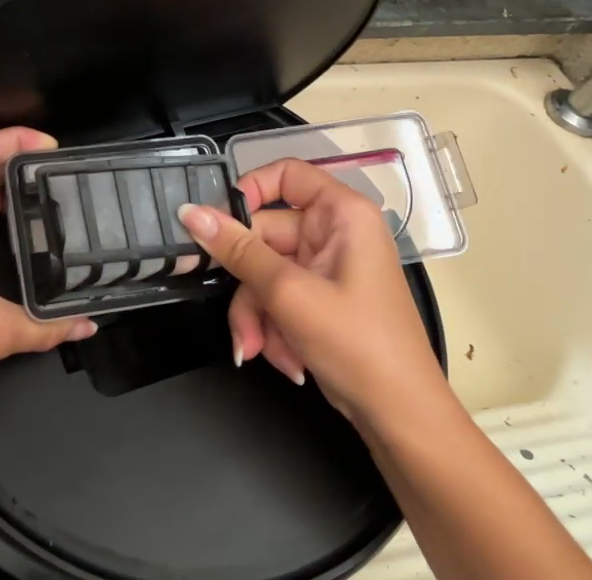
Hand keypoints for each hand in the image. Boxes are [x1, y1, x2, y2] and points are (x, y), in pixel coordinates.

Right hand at [178, 158, 444, 425]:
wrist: (400, 417)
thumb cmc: (358, 344)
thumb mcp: (289, 293)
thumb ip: (237, 250)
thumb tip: (190, 212)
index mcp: (342, 215)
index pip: (285, 175)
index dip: (249, 191)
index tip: (218, 224)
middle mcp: (335, 234)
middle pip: (264, 236)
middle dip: (248, 285)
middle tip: (232, 315)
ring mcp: (326, 269)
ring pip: (263, 273)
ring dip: (256, 315)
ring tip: (259, 350)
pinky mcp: (319, 300)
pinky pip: (277, 298)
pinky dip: (272, 328)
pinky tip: (284, 359)